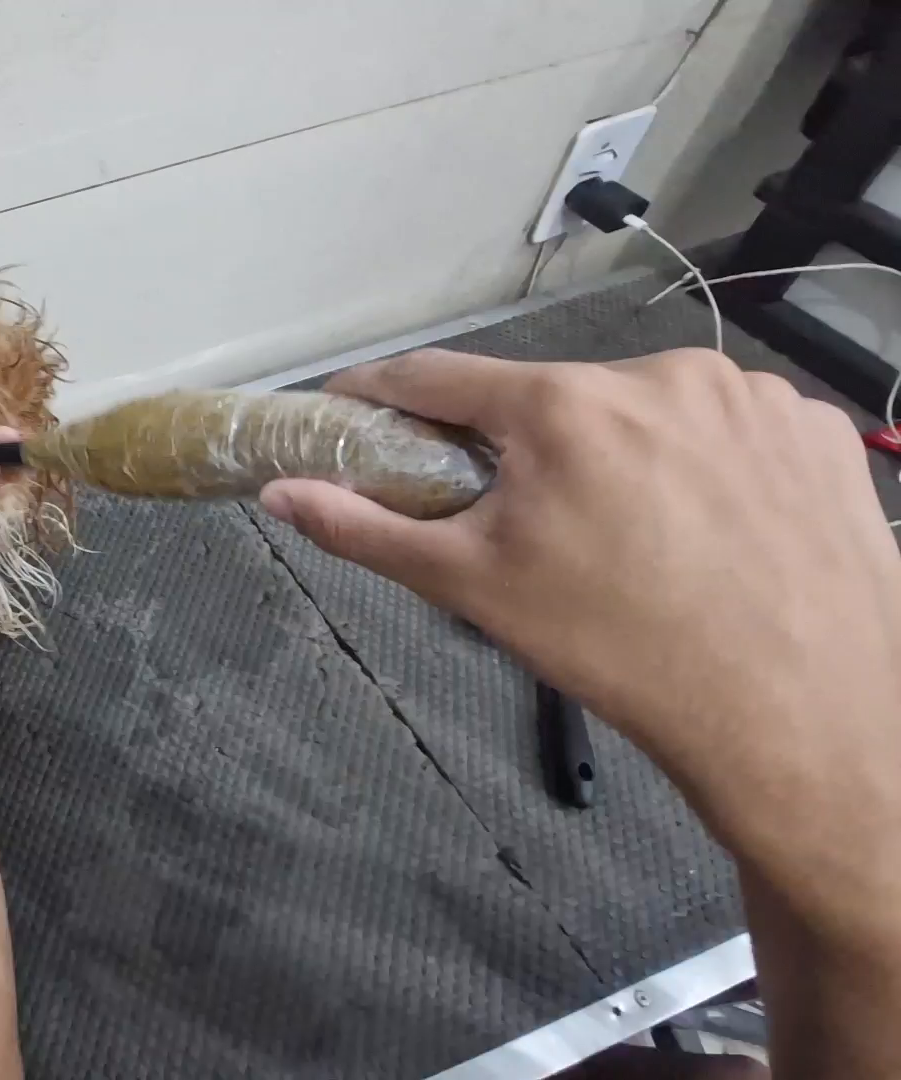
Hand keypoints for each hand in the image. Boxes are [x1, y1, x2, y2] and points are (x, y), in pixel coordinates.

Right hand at [259, 348, 900, 939]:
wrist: (803, 714)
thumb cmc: (607, 642)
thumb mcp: (462, 583)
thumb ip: (358, 528)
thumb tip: (277, 494)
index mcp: (560, 407)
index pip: (433, 375)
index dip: (377, 390)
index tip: (348, 408)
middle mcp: (658, 375)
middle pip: (532, 394)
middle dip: (493, 437)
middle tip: (485, 503)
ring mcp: (749, 394)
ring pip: (620, 405)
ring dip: (583, 443)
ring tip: (591, 519)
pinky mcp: (812, 426)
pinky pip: (704, 420)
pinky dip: (668, 453)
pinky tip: (677, 515)